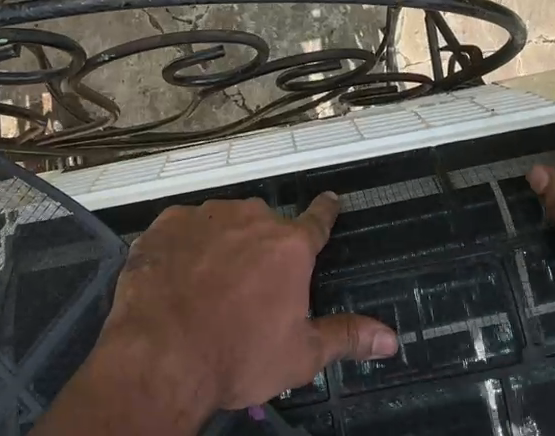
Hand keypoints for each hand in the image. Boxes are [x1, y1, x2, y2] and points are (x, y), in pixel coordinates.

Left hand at [33, 193, 398, 435]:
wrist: (161, 354)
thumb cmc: (238, 355)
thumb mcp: (300, 355)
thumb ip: (346, 338)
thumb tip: (392, 338)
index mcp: (290, 246)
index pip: (318, 219)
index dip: (325, 211)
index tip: (331, 199)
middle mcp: (251, 218)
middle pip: (265, 225)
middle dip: (262, 246)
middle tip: (251, 283)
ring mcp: (206, 216)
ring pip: (223, 223)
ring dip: (222, 242)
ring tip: (209, 283)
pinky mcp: (167, 223)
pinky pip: (183, 228)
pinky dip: (184, 246)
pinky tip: (177, 275)